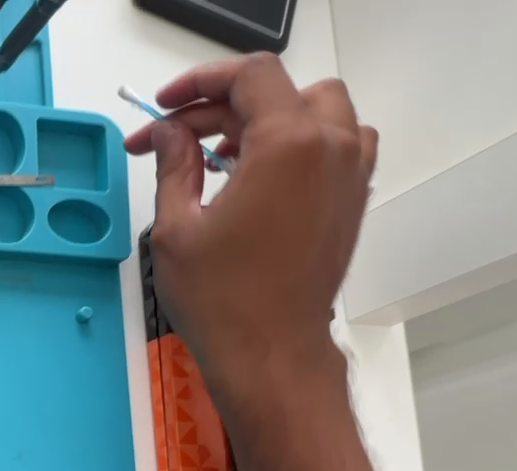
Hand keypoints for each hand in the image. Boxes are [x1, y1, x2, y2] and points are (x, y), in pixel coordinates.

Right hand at [122, 55, 376, 422]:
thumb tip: (170, 134)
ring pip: (313, 110)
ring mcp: (349, 170)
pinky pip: (332, 141)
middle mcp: (331, 146)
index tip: (166, 103)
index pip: (250, 78)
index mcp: (287, 145)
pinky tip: (253, 174)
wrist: (266, 347)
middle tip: (172, 140)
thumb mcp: (175, 228)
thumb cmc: (221, 297)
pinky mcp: (350, 195)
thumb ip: (173, 166)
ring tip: (216, 155)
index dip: (200, 82)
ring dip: (262, 121)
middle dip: (220, 108)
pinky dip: (292, 142)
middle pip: (278, 92)